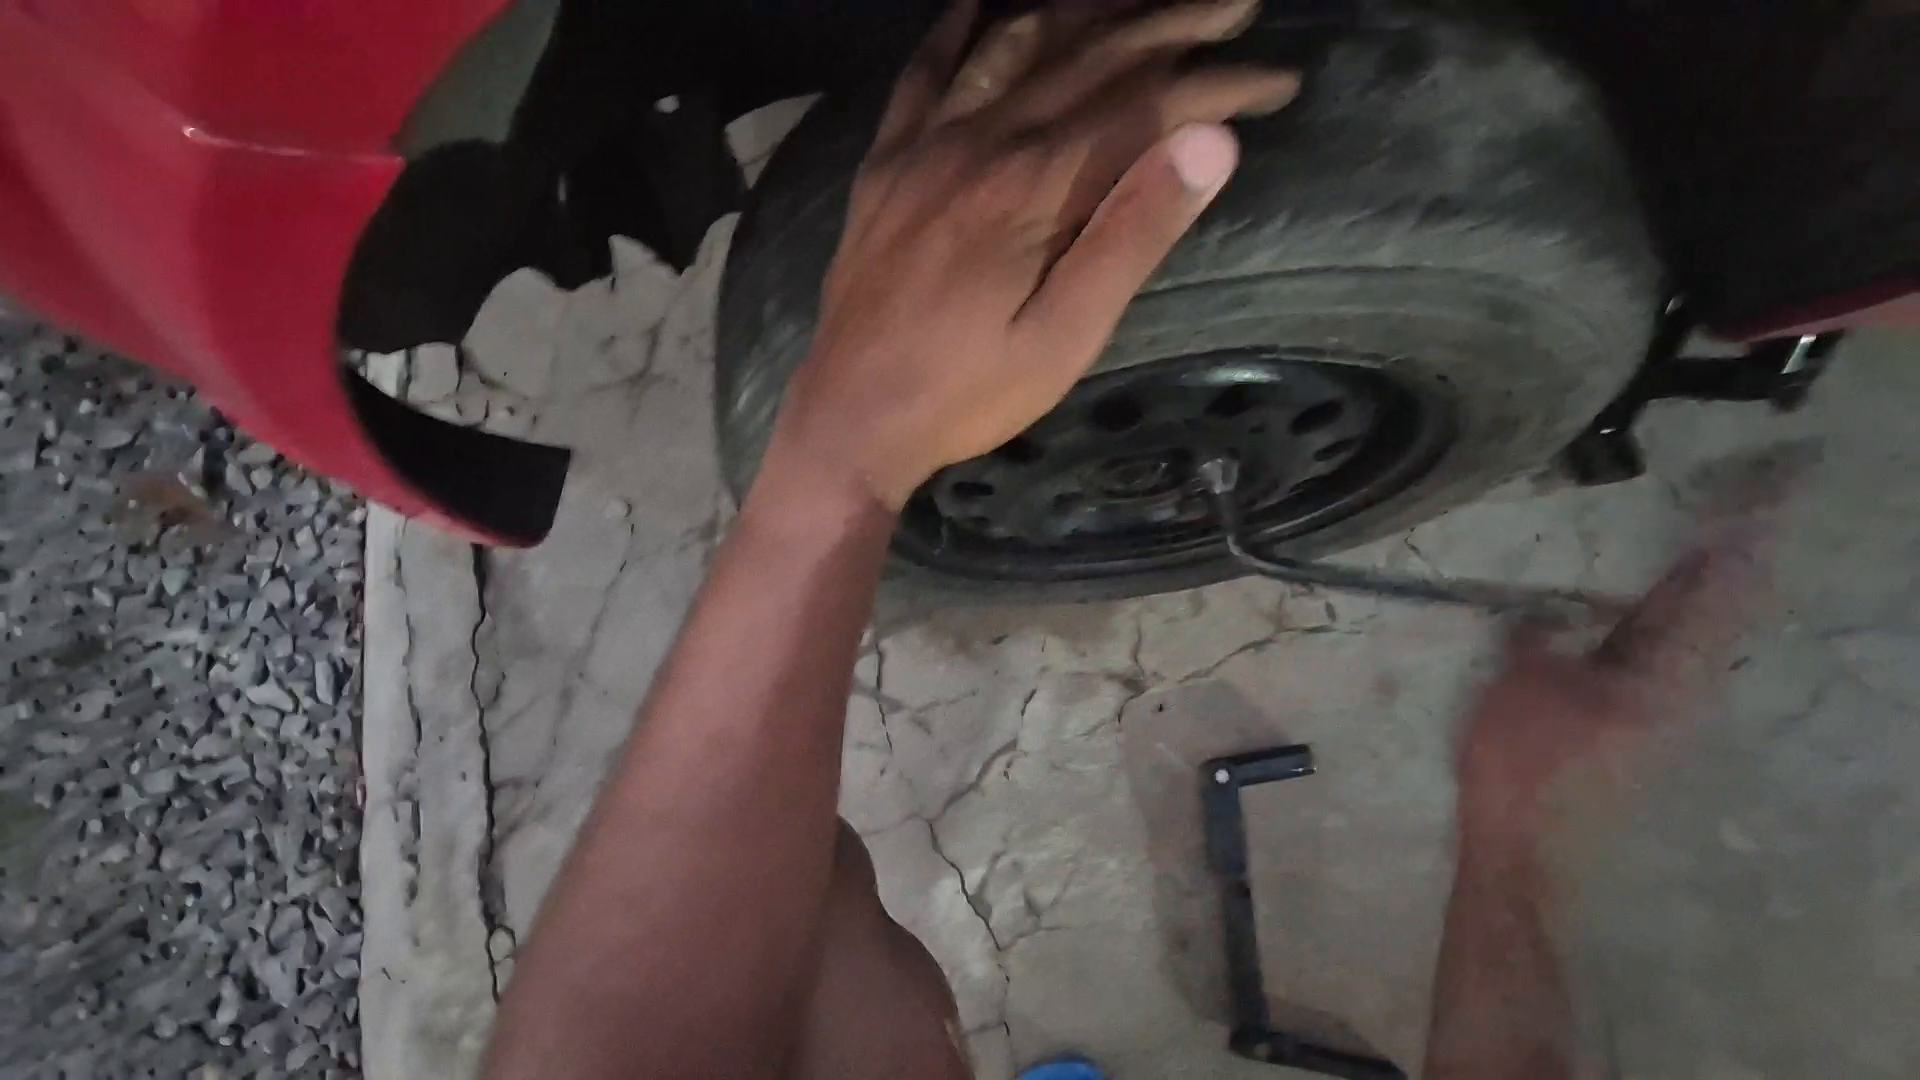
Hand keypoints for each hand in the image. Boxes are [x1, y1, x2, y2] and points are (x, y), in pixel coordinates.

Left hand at [759, 0, 1298, 510]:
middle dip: (1170, 23)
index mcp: (1032, 188)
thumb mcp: (1063, 340)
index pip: (1142, 107)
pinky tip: (985, 1)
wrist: (852, 417)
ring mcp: (921, 148)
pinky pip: (924, 72)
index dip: (1217, 87)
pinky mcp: (884, 167)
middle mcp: (978, 143)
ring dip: (1086, 10)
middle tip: (1234, 4)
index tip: (1274, 81)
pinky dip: (961, 27)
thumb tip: (1210, 143)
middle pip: (1087, 58)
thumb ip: (1130, 239)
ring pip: (1014, 45)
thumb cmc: (965, 395)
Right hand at [1456, 536, 1767, 841]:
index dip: (1716, 558)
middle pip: (1707, 622)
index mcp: (1660, 677)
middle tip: (1721, 532)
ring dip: (1689, 605)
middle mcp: (1681, 695)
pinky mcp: (1638, 732)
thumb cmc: (1520, 755)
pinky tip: (1641, 624)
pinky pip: (1663, 667)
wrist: (1526, 838)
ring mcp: (1664, 718)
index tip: (1737, 517)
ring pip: (1687, 646)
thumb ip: (1536, 640)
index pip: (1700, 602)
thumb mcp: (1518, 684)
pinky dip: (1662, 634)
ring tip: (1689, 567)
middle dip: (1712, 577)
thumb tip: (1544, 616)